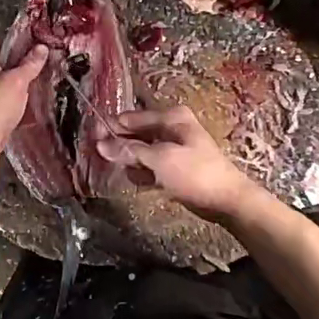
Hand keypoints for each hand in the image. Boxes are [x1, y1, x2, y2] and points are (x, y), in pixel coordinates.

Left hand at [0, 44, 47, 156]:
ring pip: (3, 75)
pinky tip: (24, 95)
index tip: (41, 52)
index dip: (23, 47)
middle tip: (41, 67)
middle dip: (22, 64)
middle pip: (4, 60)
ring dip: (18, 78)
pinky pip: (0, 87)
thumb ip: (31, 63)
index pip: (5, 44)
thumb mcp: (18, 82)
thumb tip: (43, 47)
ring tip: (36, 80)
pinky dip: (11, 90)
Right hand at [92, 105, 261, 222]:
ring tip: (125, 173)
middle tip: (101, 157)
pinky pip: (152, 165)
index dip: (111, 127)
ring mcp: (176, 147)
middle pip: (136, 133)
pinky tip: (139, 182)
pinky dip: (144, 172)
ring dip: (132, 162)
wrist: (228, 200)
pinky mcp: (177, 167)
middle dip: (120, 146)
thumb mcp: (160, 159)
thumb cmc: (195, 174)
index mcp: (172, 117)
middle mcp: (173, 127)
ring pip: (143, 151)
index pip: (132, 118)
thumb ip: (130, 151)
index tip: (90, 138)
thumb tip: (101, 144)